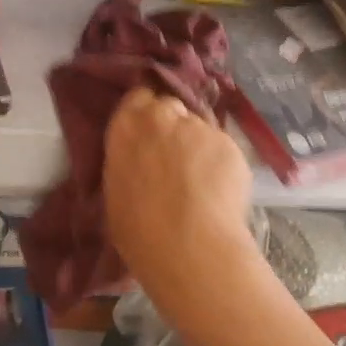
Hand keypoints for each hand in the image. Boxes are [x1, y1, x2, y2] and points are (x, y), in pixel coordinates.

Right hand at [103, 89, 256, 288]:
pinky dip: (221, 164)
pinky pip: (222, 149)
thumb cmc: (139, 229)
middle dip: (172, 125)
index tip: (148, 135)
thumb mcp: (115, 191)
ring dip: (197, 146)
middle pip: (170, 107)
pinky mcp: (230, 144)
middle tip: (173, 158)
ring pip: (198, 129)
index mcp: (126, 125)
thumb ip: (127, 163)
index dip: (145, 115)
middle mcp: (162, 116)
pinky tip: (219, 193)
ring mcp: (199, 127)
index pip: (138, 98)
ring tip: (201, 182)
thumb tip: (138, 165)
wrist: (190, 248)